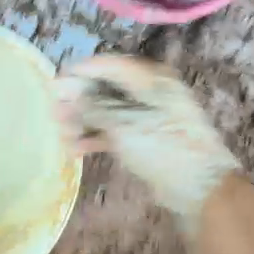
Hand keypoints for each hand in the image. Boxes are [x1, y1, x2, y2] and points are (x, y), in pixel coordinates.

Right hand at [56, 55, 239, 223]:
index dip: (79, 73)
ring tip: (62, 135)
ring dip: (84, 121)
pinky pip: (116, 130)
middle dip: (78, 100)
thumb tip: (64, 88)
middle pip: (106, 88)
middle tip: (54, 114)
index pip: (107, 66)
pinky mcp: (147, 139)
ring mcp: (148, 116)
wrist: (200, 188)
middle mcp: (149, 91)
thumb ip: (91, 105)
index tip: (53, 86)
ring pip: (108, 111)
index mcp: (149, 78)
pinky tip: (76, 149)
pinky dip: (97, 137)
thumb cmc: (162, 146)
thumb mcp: (123, 123)